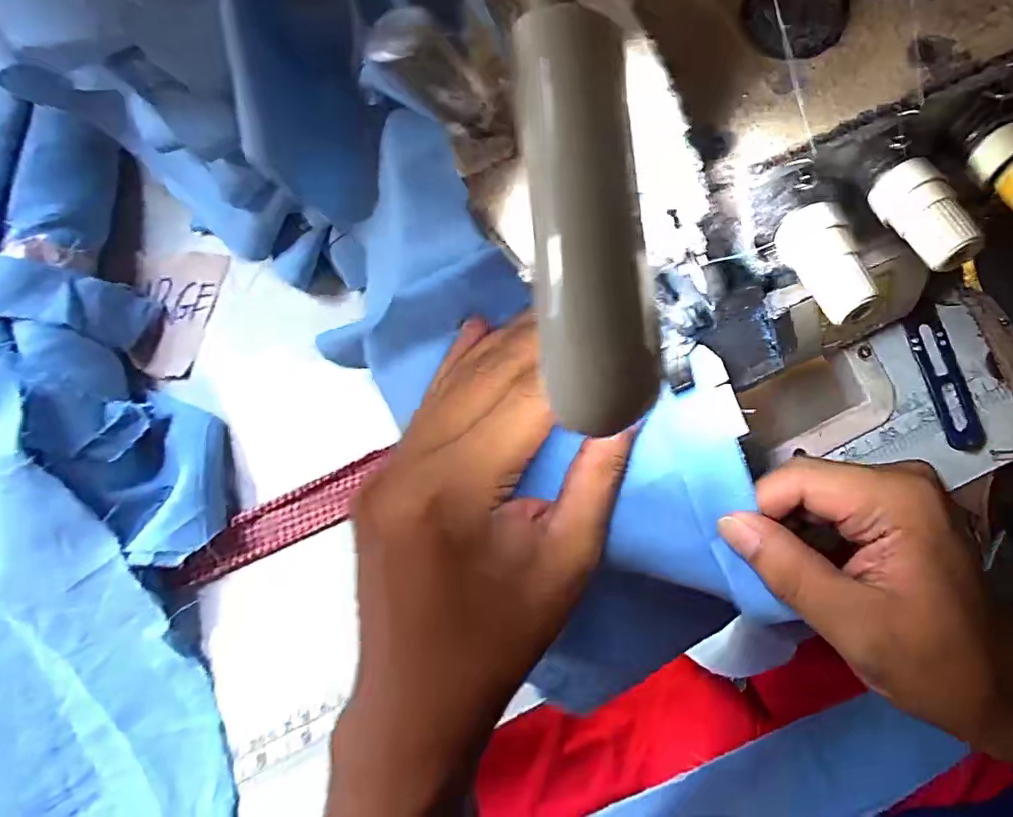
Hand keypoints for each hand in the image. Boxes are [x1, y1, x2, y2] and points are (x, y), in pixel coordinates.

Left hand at [329, 314, 634, 814]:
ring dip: (504, 344)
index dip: (573, 359)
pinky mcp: (384, 476)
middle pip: (487, 377)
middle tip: (589, 314)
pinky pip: (428, 405)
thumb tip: (628, 409)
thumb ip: (599, 476)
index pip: (525, 396)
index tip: (611, 332)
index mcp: (456, 488)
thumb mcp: (569, 561)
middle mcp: (410, 465)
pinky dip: (458, 365)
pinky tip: (477, 329)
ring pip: (454, 383)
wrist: (416, 699)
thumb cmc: (502, 635)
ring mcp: (388, 468)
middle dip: (541, 340)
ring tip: (549, 313)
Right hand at [722, 459, 1012, 816]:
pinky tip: (830, 577)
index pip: (801, 477)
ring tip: (803, 583)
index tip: (741, 548)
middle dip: (787, 522)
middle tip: (775, 577)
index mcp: (894, 494)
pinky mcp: (914, 511)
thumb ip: (788, 565)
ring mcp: (912, 492)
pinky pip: (850, 510)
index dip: (766, 510)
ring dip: (807, 532)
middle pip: (815, 482)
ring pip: (831, 495)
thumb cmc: (940, 667)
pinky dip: (829, 537)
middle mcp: (905, 478)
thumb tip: (730, 519)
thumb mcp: (852, 624)